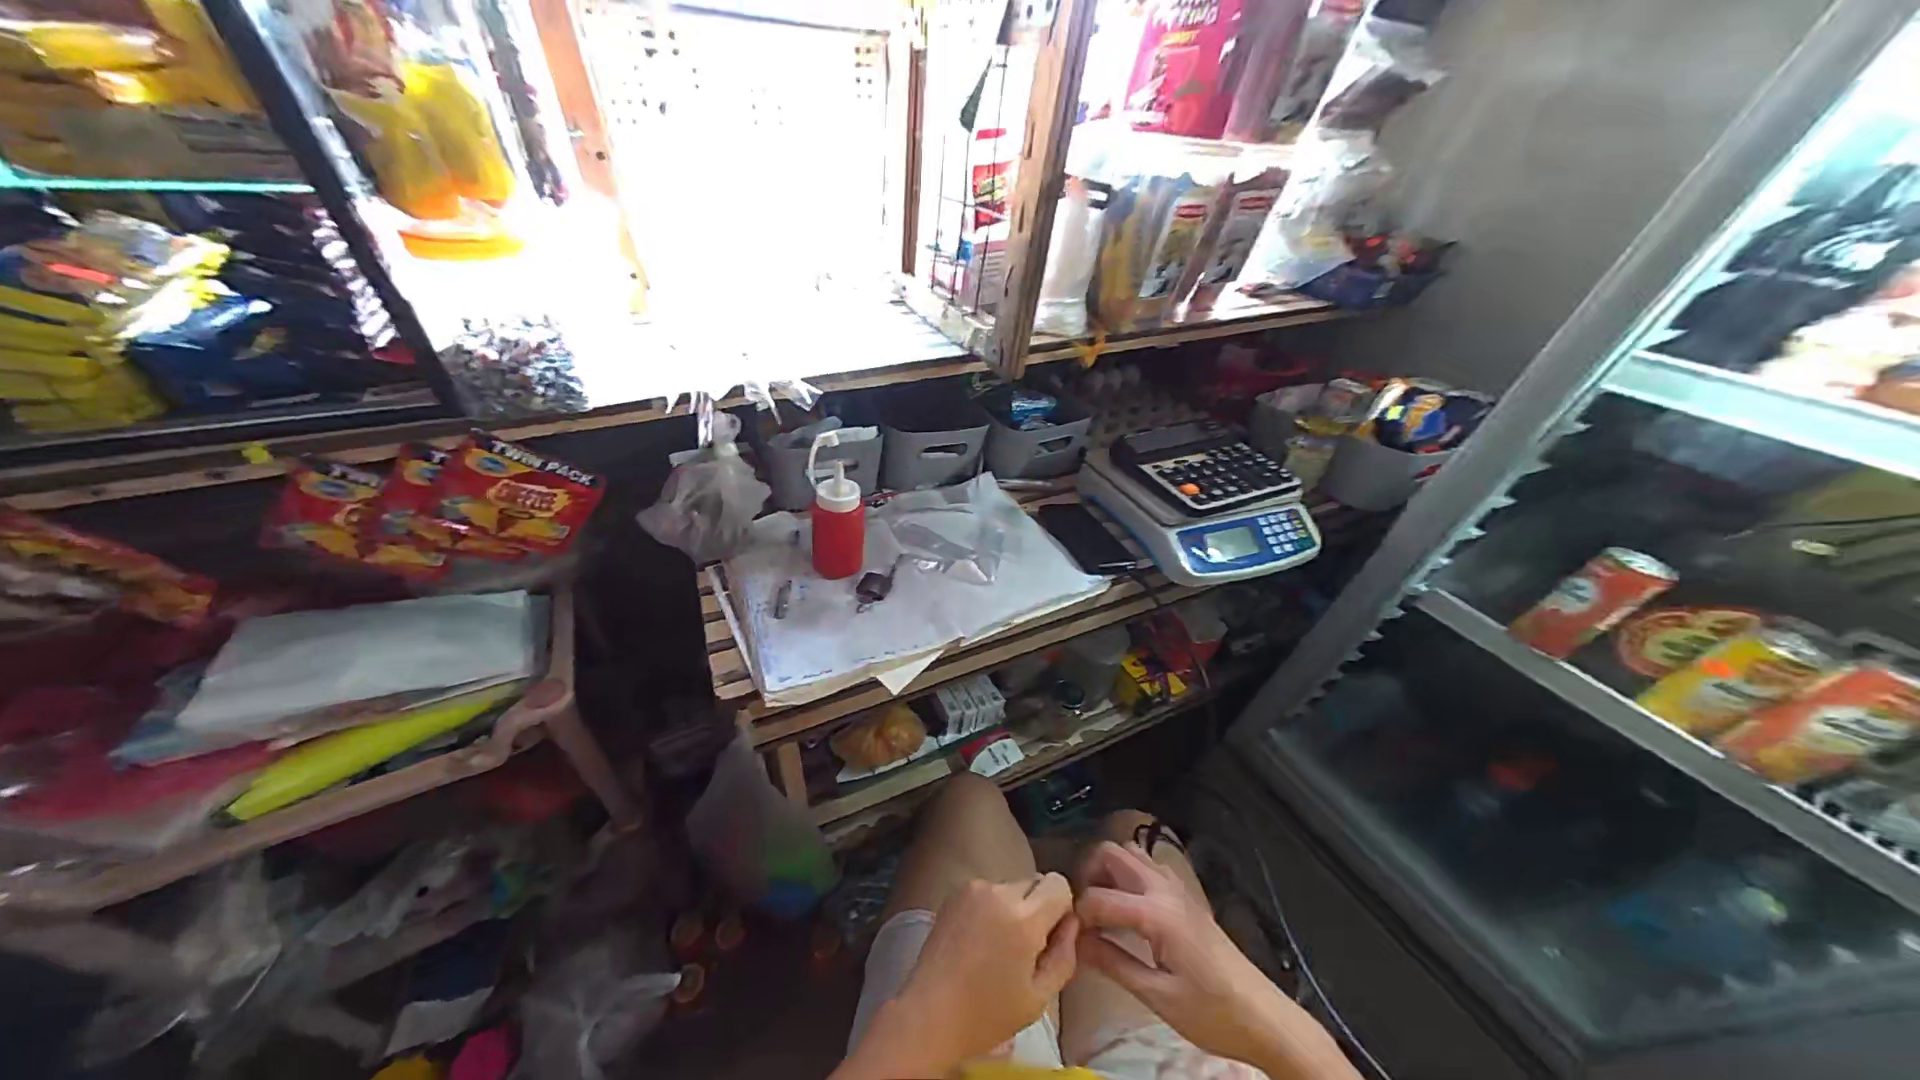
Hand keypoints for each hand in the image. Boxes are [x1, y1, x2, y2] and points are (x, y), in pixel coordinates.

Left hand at [838, 873, 1078, 1078]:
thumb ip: (1064, 955)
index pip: (1059, 884)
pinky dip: (992, 907)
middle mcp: (999, 891)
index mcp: (1023, 917)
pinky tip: (978, 940)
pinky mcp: (955, 892)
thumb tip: (1071, 923)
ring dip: (1014, 907)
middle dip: (1038, 908)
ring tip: (998, 946)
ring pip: (1012, 886)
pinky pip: (988, 891)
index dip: (1062, 908)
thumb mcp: (1040, 997)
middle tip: (1025, 946)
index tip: (1051, 937)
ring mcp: (973, 888)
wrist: (929, 1013)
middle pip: (1035, 883)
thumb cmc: (988, 1013)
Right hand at [1075, 842, 1355, 1078]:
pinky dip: (1127, 875)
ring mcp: (1177, 888)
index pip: (1098, 897)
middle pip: (1111, 852)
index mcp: (1157, 914)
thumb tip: (1074, 942)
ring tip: (1099, 908)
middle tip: (1080, 911)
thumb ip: (1113, 963)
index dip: (1077, 915)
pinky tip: (1125, 909)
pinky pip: (1147, 866)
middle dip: (1086, 874)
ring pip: (1130, 853)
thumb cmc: (1212, 1013)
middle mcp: (1165, 889)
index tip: (1068, 936)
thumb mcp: (1157, 997)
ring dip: (1107, 870)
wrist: (1264, 1018)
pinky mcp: (1185, 896)